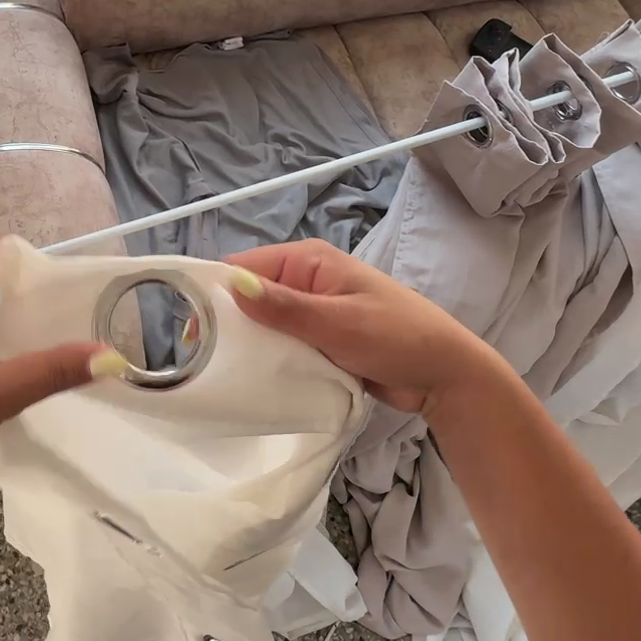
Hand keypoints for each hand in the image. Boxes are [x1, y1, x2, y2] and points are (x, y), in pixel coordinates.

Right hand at [227, 238, 506, 416]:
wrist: (447, 377)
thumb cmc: (397, 338)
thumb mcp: (338, 322)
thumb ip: (285, 307)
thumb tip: (233, 286)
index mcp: (307, 261)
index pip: (244, 266)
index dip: (215, 292)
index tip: (193, 329)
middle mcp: (304, 279)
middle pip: (248, 295)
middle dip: (228, 322)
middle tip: (205, 358)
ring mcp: (311, 310)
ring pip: (262, 323)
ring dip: (249, 343)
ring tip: (224, 372)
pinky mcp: (316, 338)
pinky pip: (280, 343)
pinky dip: (268, 357)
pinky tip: (253, 378)